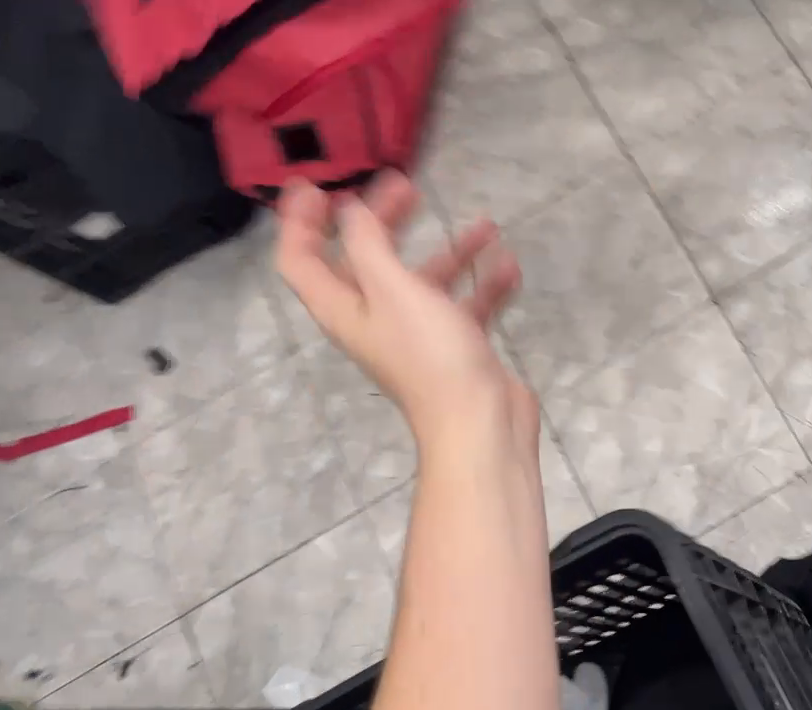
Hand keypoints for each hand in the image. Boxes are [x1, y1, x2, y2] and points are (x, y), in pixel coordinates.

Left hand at [275, 171, 532, 448]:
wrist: (481, 422)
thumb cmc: (431, 356)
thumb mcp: (394, 288)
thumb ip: (368, 243)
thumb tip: (353, 213)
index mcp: (344, 307)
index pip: (302, 258)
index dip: (301, 220)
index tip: (320, 185)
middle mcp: (376, 319)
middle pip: (368, 262)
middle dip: (385, 222)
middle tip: (408, 189)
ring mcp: (421, 335)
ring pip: (427, 282)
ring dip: (451, 251)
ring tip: (486, 226)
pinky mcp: (460, 348)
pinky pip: (467, 307)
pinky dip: (484, 286)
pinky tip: (510, 269)